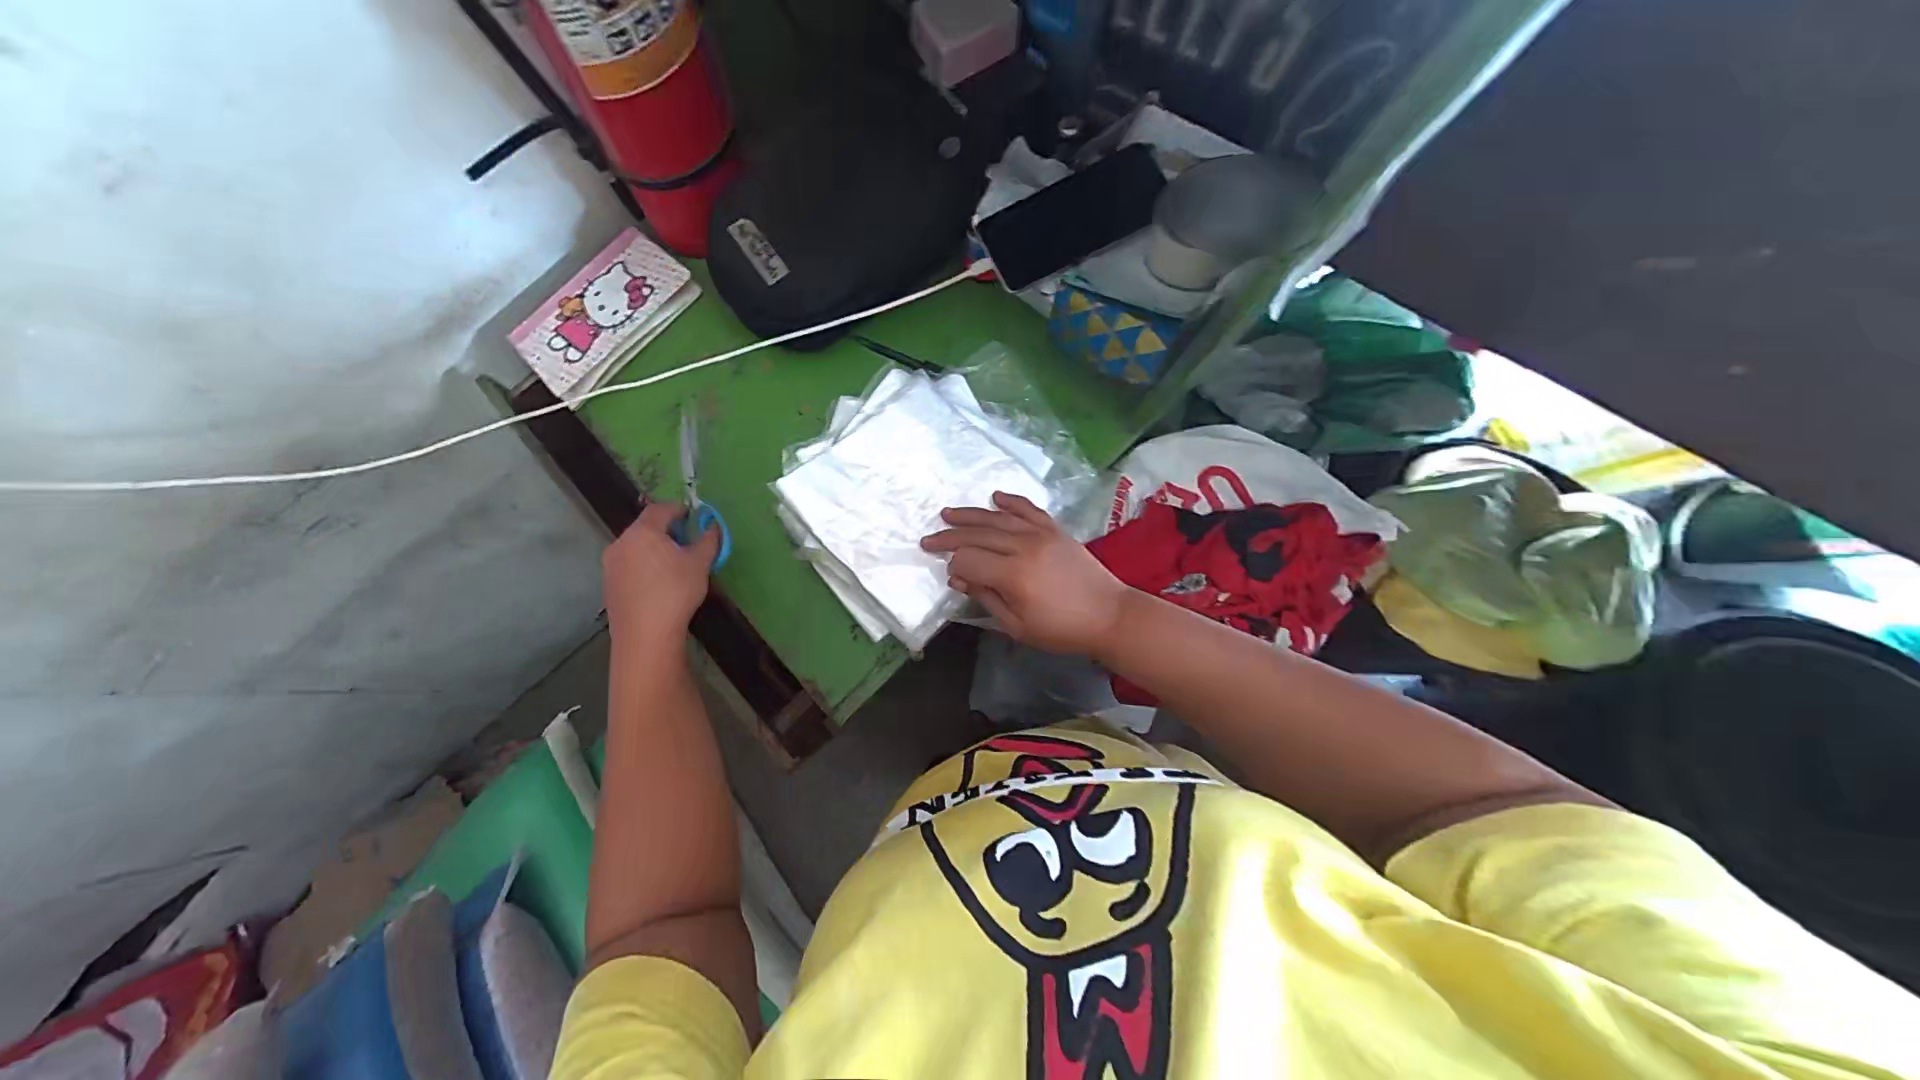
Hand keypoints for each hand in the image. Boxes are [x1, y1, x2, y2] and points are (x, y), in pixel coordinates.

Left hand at [603, 501, 718, 650]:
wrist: (645, 634)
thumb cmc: (675, 591)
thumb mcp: (700, 564)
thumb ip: (708, 541)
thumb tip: (712, 527)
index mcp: (643, 532)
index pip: (660, 509)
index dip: (678, 509)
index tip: (693, 518)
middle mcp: (621, 542)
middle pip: (644, 527)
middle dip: (666, 530)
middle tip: (686, 542)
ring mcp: (610, 564)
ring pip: (635, 547)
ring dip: (653, 549)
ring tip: (673, 565)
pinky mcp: (608, 584)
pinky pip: (628, 565)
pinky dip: (643, 565)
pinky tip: (657, 583)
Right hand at [921, 491, 1131, 656]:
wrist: (1110, 615)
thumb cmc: (1062, 630)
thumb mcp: (1018, 626)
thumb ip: (986, 598)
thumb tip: (959, 579)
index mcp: (1013, 575)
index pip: (969, 560)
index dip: (954, 566)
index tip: (951, 576)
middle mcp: (1024, 547)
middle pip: (978, 535)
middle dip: (950, 537)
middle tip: (929, 539)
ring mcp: (1041, 534)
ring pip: (998, 518)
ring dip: (971, 515)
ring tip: (948, 514)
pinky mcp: (1056, 530)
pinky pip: (1028, 509)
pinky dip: (1011, 501)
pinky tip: (995, 497)